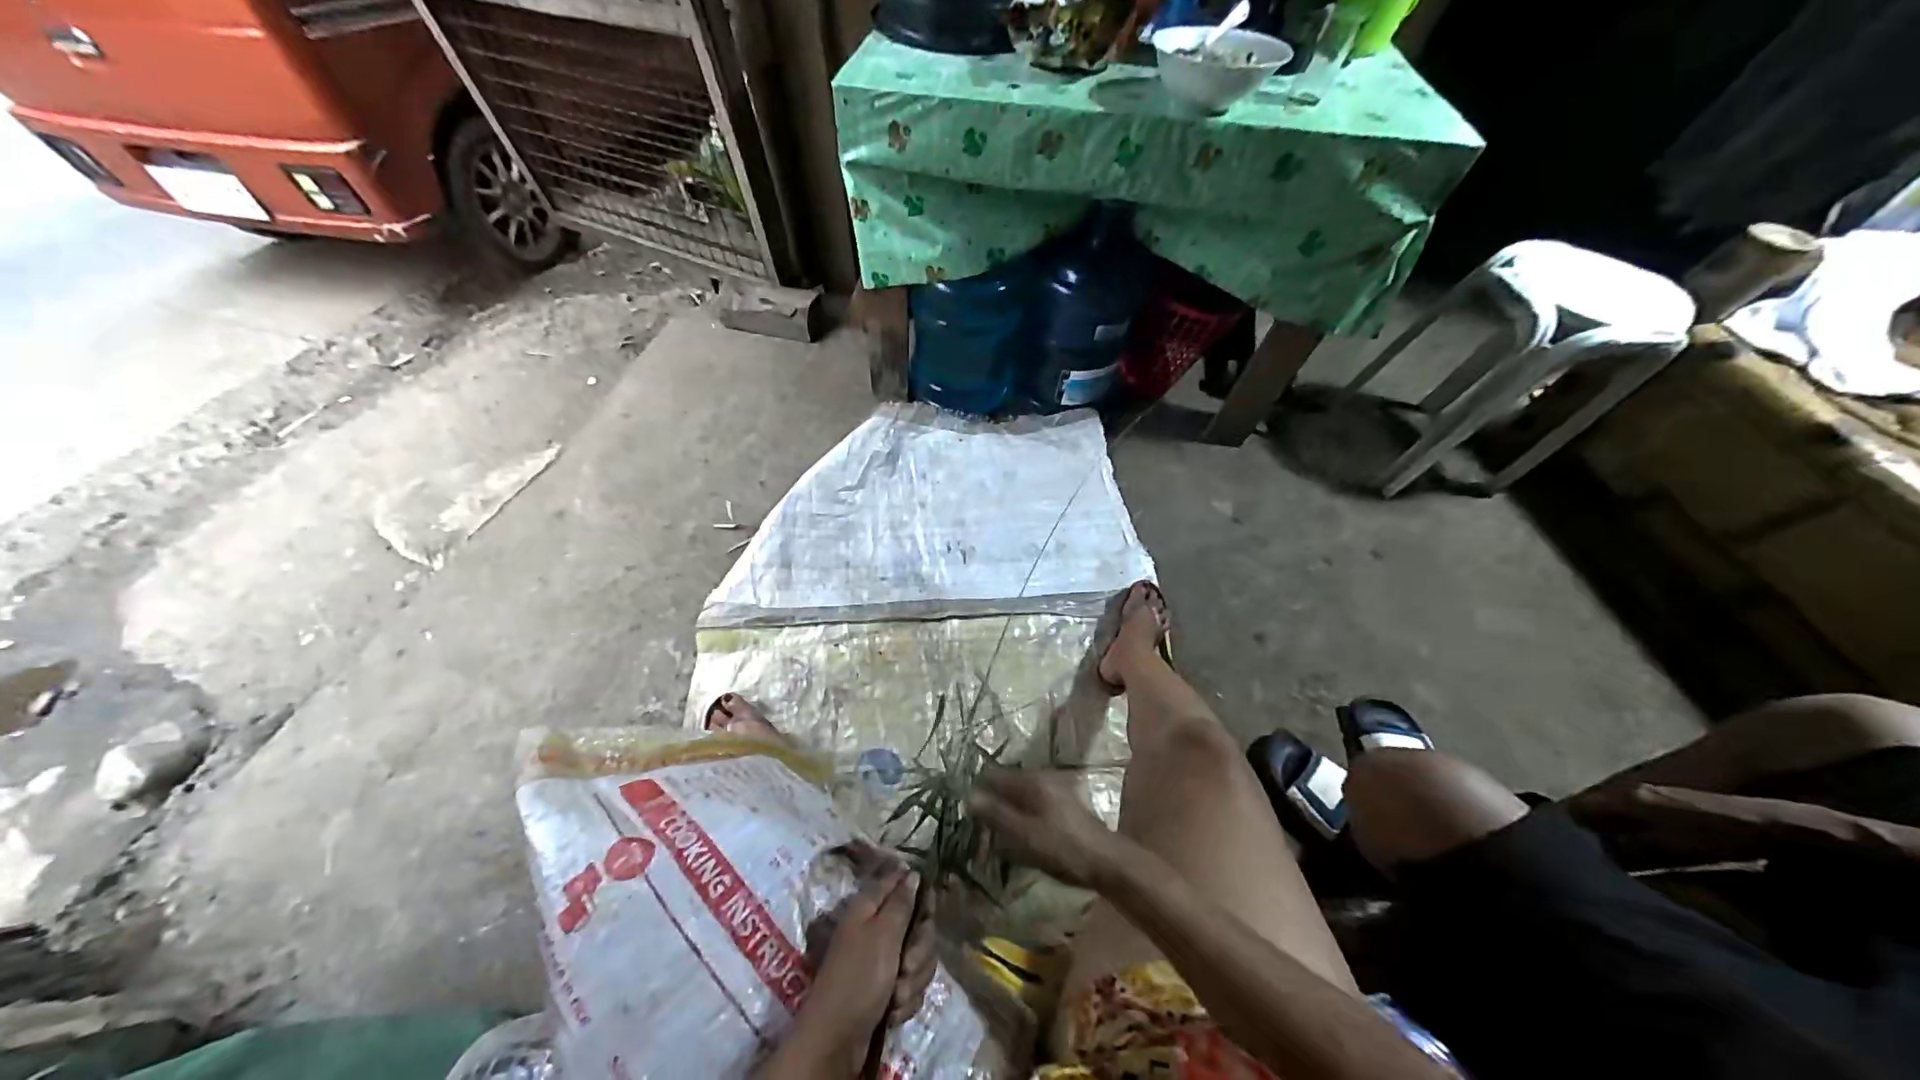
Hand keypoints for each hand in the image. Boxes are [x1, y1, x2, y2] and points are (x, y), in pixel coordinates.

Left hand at [768, 860, 919, 1077]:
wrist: (837, 1039)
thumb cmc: (859, 978)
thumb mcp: (882, 934)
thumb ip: (901, 902)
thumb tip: (913, 872)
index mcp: (869, 908)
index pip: (900, 883)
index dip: (919, 894)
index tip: (925, 913)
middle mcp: (877, 929)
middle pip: (918, 926)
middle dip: (919, 951)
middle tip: (905, 965)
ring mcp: (882, 960)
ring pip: (919, 959)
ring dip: (913, 980)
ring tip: (895, 995)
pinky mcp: (887, 988)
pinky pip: (912, 985)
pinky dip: (905, 1000)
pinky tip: (892, 1011)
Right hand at [968, 768, 1124, 888]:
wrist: (1105, 861)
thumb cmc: (1062, 847)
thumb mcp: (1024, 834)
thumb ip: (996, 814)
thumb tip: (969, 797)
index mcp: (1032, 780)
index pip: (994, 774)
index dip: (978, 789)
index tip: (966, 810)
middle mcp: (1043, 778)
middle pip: (1007, 783)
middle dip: (992, 799)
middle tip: (979, 824)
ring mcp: (1055, 789)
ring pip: (1020, 794)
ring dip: (1007, 809)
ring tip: (997, 832)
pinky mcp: (1063, 804)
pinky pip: (1033, 803)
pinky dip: (1022, 814)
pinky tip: (1020, 833)